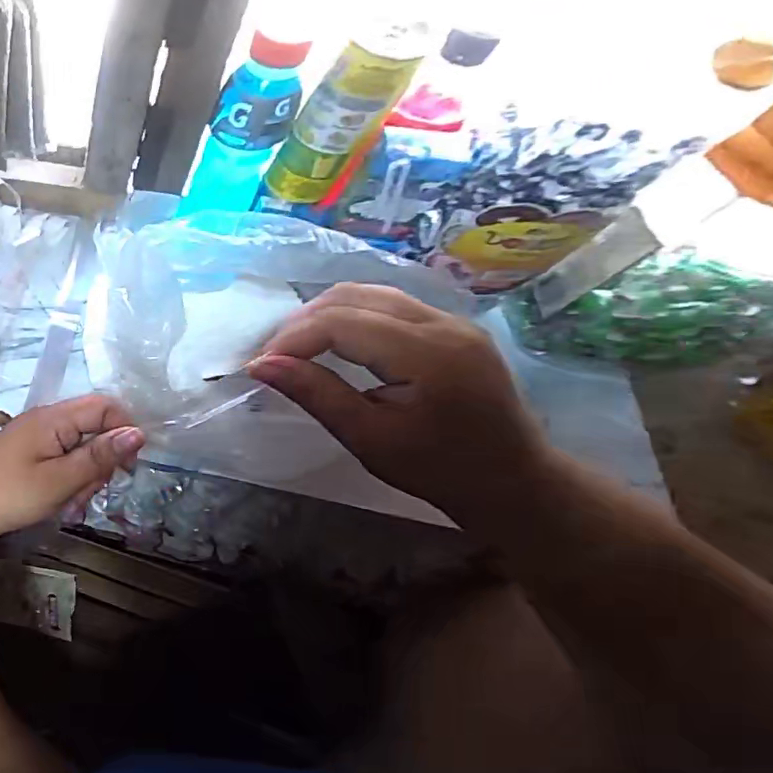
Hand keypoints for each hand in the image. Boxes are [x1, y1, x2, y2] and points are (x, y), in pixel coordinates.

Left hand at [0, 394, 144, 551]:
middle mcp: (45, 418)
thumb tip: (138, 433)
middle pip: (93, 426)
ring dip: (85, 474)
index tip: (127, 466)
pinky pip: (62, 456)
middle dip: (101, 460)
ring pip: (79, 445)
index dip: (123, 430)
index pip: (105, 406)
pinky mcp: (28, 451)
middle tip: (90, 491)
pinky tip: (60, 500)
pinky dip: (68, 477)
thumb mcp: (62, 479)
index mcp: (53, 417)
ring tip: (71, 501)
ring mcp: (35, 434)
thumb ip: (100, 455)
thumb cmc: (13, 495)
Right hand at [246, 283, 551, 514]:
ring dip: (324, 314)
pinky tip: (333, 341)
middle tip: (274, 357)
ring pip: (369, 293)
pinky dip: (350, 315)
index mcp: (427, 354)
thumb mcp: (369, 438)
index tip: (260, 366)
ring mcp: (450, 319)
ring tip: (296, 347)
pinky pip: (388, 303)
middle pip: (352, 296)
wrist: (512, 480)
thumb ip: (316, 394)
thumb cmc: (439, 469)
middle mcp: (442, 323)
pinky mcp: (450, 325)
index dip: (292, 339)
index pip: (341, 323)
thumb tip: (262, 365)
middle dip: (302, 322)